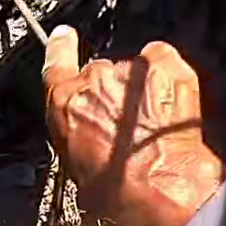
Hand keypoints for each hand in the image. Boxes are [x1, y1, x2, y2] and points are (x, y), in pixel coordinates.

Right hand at [41, 27, 225, 225]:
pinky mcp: (164, 65)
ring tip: (152, 129)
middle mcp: (94, 78)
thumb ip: (77, 139)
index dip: (61, 49)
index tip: (64, 38)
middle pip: (101, 75)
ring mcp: (130, 68)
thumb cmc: (117, 187)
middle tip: (126, 130)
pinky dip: (167, 83)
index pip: (55, 64)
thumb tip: (88, 146)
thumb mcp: (78, 171)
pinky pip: (162, 64)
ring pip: (135, 74)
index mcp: (66, 103)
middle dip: (113, 97)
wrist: (159, 183)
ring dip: (142, 95)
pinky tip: (169, 111)